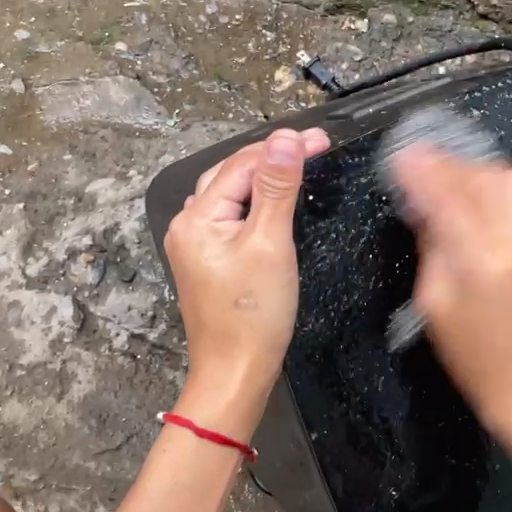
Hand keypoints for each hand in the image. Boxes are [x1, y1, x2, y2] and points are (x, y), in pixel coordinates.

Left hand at [163, 128, 328, 428]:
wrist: (236, 373)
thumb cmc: (253, 316)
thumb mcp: (270, 244)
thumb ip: (277, 188)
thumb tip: (286, 139)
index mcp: (197, 218)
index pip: (243, 164)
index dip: (283, 147)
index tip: (322, 138)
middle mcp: (189, 225)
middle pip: (234, 174)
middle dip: (275, 156)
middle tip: (317, 145)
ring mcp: (197, 244)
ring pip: (234, 194)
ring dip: (266, 176)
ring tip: (301, 162)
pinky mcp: (210, 260)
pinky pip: (234, 215)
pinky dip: (258, 200)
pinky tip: (277, 199)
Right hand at [390, 145, 511, 423]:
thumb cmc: (470, 352)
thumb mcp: (432, 301)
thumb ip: (430, 242)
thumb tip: (419, 199)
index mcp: (480, 262)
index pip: (449, 197)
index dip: (424, 171)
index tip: (403, 154)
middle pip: (482, 178)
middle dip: (449, 166)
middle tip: (424, 170)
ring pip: (511, 175)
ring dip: (478, 172)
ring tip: (455, 184)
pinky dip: (502, 183)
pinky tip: (483, 196)